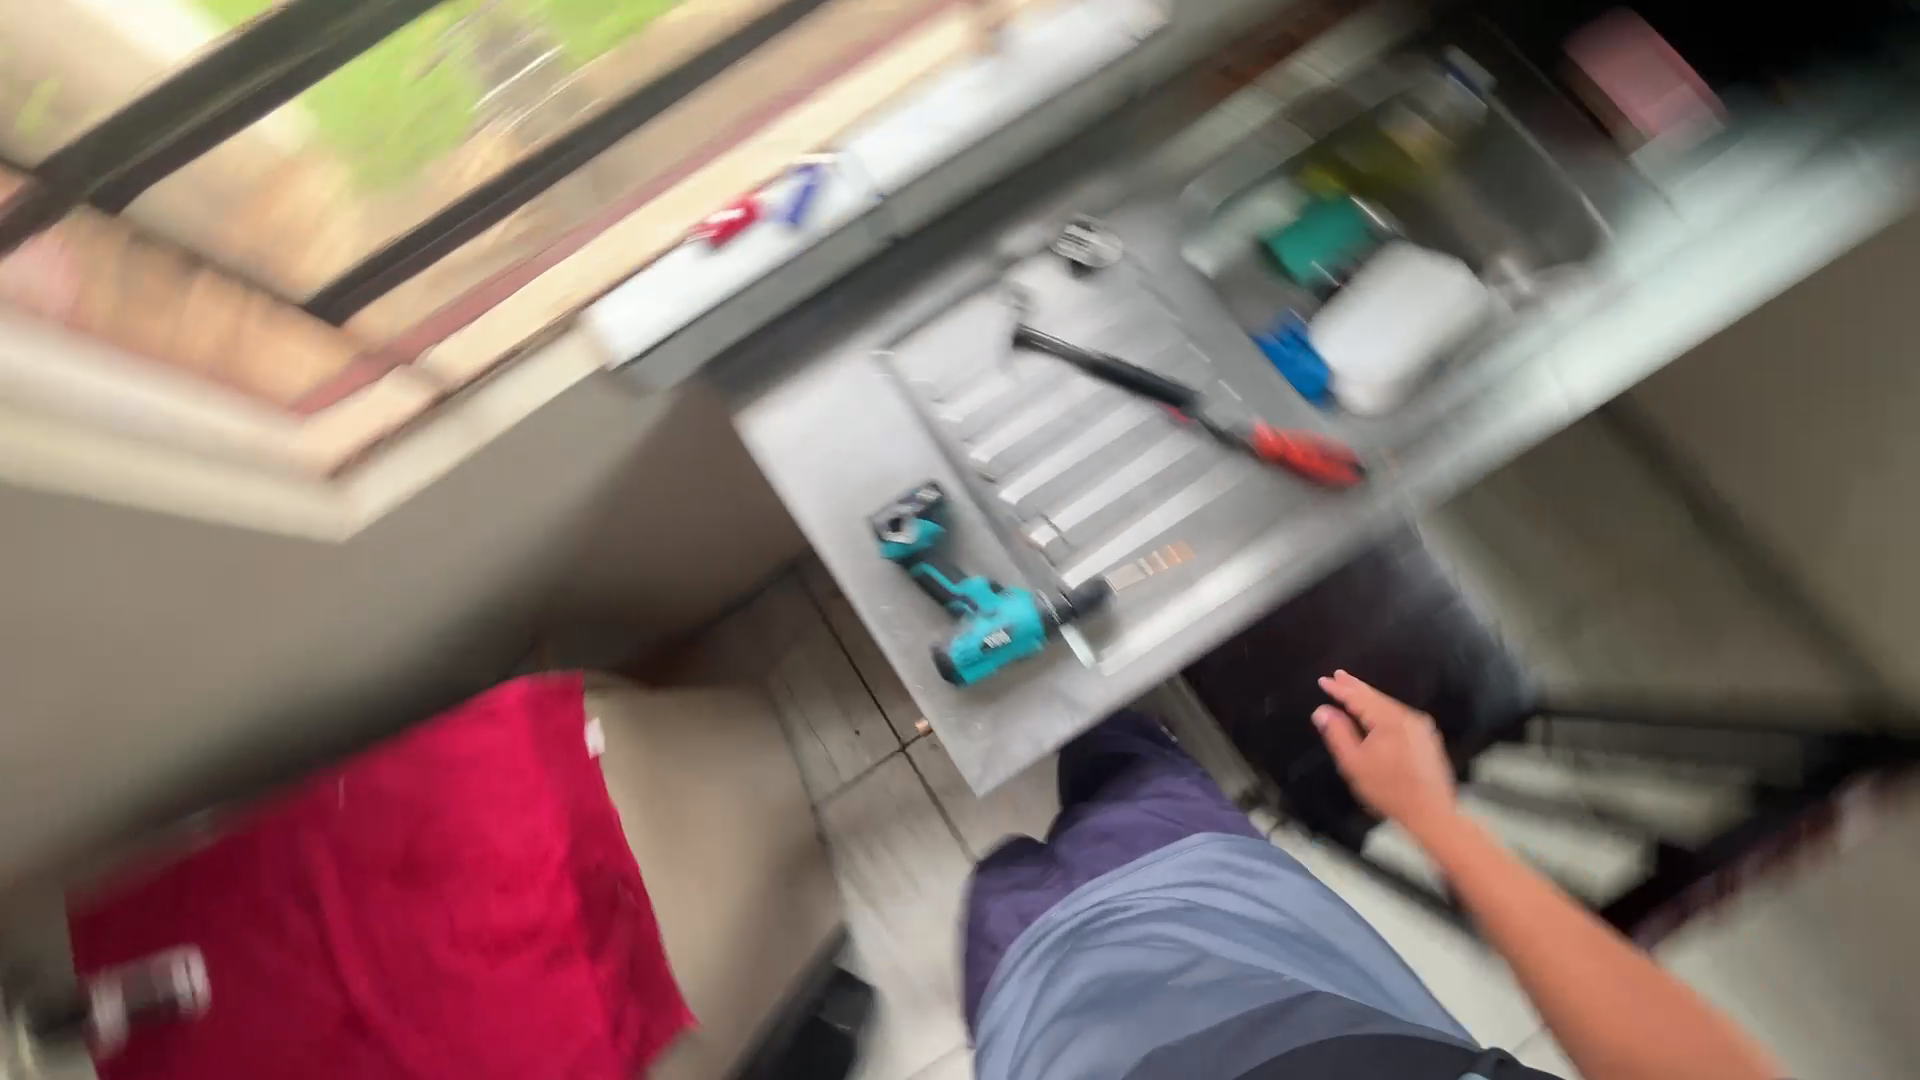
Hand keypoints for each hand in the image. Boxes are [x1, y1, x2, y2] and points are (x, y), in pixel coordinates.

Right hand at [1312, 670, 1458, 836]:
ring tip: (1352, 689)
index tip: (1323, 680)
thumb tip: (1322, 711)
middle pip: (1376, 697)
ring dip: (1368, 697)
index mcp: (1388, 721)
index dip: (1339, 689)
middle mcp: (1408, 718)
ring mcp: (1421, 728)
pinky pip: (1399, 715)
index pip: (1358, 698)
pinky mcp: (1427, 738)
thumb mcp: (1354, 763)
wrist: (1431, 813)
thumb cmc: (1388, 790)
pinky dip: (1382, 709)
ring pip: (1388, 705)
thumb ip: (1337, 733)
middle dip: (1355, 686)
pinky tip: (1375, 711)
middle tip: (1338, 675)